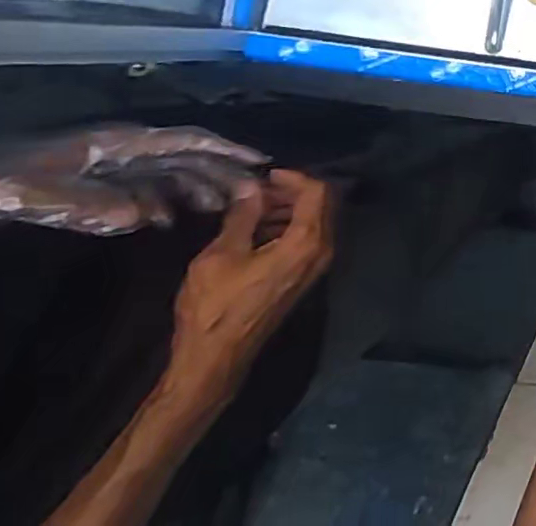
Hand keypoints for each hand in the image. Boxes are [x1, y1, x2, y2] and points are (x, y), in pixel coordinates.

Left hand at [0, 124, 269, 250]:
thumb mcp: (32, 194)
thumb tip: (151, 216)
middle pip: (185, 156)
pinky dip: (165, 202)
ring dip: (199, 187)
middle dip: (222, 170)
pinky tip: (175, 219)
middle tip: (257, 192)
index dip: (225, 149)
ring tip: (228, 207)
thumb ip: (91, 205)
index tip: (260, 162)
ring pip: (169, 173)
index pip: (184, 141)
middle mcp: (121, 150)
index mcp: (115, 143)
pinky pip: (143, 190)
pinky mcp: (93, 184)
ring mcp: (108, 166)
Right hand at [164, 170, 334, 406]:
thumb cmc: (215, 306)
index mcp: (306, 242)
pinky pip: (307, 239)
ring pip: (315, 221)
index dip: (293, 177)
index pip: (316, 191)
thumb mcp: (222, 254)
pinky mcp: (304, 277)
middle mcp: (321, 252)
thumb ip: (243, 214)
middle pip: (321, 204)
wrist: (214, 360)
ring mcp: (315, 267)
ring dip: (289, 208)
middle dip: (292, 190)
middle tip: (258, 188)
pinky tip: (258, 226)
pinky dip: (288, 225)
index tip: (266, 175)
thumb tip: (251, 185)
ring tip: (254, 205)